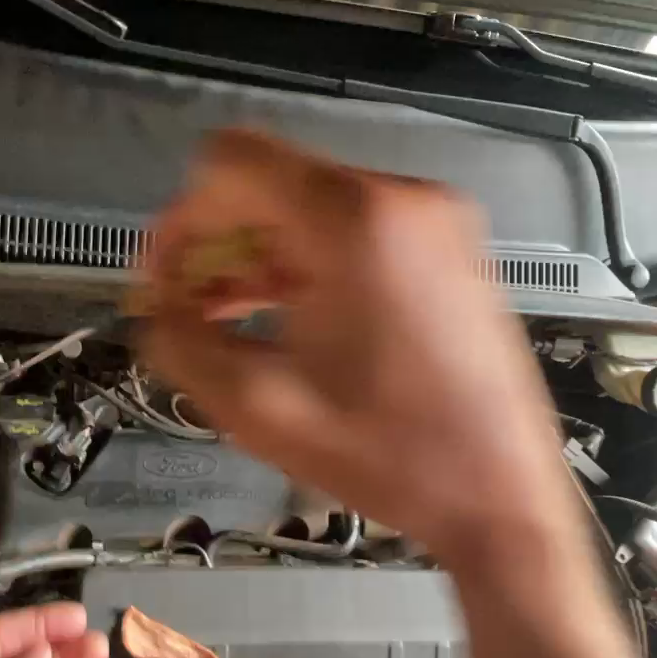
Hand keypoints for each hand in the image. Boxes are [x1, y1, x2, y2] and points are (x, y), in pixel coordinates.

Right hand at [140, 128, 570, 558]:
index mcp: (352, 219)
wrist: (502, 496)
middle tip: (187, 307)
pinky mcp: (447, 248)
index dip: (181, 217)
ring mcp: (432, 220)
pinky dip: (304, 262)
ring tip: (224, 317)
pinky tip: (279, 313)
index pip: (231, 162)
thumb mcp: (256, 405)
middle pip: (270, 182)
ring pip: (308, 207)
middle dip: (215, 241)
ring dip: (255, 254)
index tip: (167, 279)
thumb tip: (154, 306)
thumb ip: (178, 342)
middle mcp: (399, 198)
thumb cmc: (387, 454)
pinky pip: (352, 231)